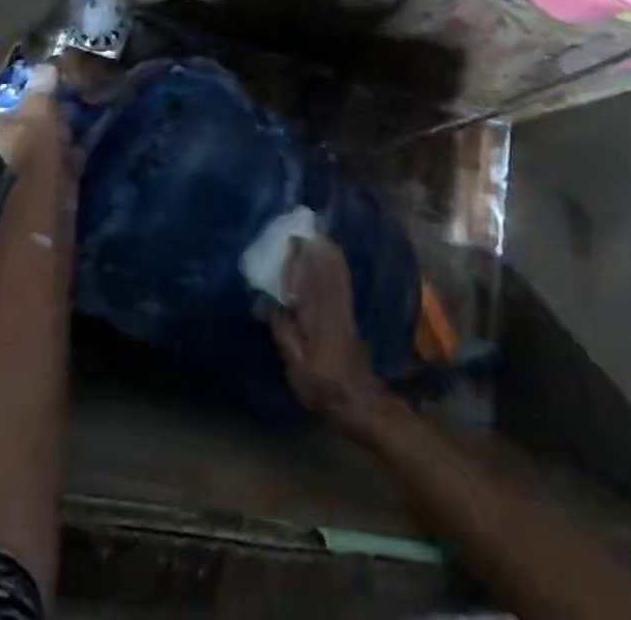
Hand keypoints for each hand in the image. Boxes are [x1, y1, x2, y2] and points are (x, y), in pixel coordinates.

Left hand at [0, 62, 67, 172]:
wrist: (56, 176)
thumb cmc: (39, 137)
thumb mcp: (39, 101)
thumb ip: (42, 80)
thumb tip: (47, 65)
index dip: (5, 88)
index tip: (24, 76)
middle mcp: (7, 139)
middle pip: (19, 113)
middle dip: (35, 100)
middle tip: (52, 83)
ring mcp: (29, 151)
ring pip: (40, 126)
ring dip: (54, 114)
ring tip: (71, 96)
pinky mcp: (49, 160)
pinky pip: (59, 138)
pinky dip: (70, 129)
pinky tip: (84, 116)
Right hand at [270, 238, 389, 431]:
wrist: (361, 403)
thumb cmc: (324, 388)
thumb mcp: (296, 367)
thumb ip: (284, 333)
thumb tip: (270, 302)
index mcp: (319, 316)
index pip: (309, 277)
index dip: (300, 256)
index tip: (290, 237)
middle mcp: (334, 306)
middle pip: (328, 268)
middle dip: (317, 246)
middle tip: (305, 227)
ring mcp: (344, 311)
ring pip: (338, 274)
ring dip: (328, 253)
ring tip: (316, 236)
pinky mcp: (349, 317)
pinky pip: (342, 283)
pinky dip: (335, 267)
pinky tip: (330, 263)